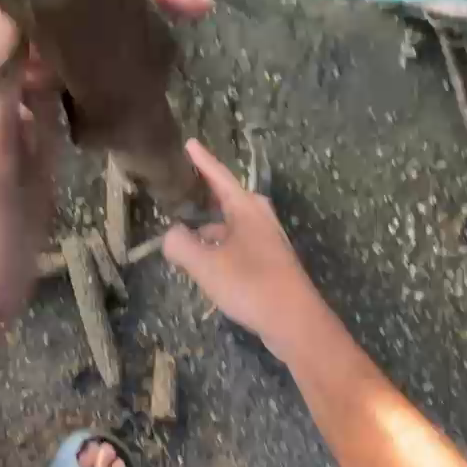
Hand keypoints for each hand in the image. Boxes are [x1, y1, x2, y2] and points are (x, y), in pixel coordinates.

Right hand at [163, 139, 333, 360]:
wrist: (296, 323)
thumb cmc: (251, 285)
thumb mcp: (205, 265)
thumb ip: (179, 245)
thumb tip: (170, 235)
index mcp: (246, 209)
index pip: (219, 176)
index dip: (202, 160)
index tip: (189, 143)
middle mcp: (259, 219)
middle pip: (228, 197)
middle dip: (206, 192)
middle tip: (184, 186)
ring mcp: (267, 240)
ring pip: (232, 223)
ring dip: (210, 224)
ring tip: (185, 230)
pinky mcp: (269, 262)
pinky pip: (237, 242)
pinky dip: (219, 243)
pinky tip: (205, 261)